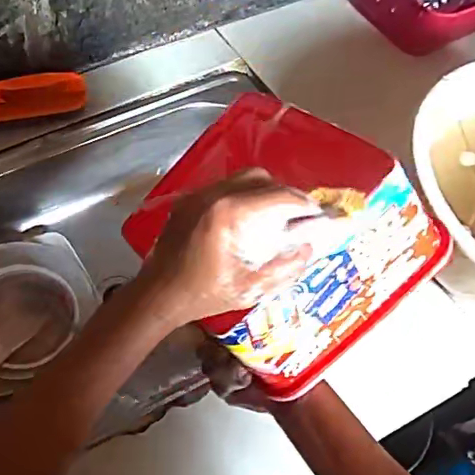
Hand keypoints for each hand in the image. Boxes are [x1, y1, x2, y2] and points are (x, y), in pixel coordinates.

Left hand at [137, 168, 336, 325]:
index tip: (317, 216)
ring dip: (262, 192)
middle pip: (261, 180)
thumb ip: (285, 268)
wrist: (156, 296)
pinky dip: (240, 196)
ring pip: (240, 179)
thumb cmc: (202, 295)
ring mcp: (195, 196)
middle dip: (285, 195)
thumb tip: (309, 248)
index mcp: (229, 214)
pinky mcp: (184, 202)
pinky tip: (245, 218)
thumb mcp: (250, 289)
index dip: (303, 204)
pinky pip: (221, 187)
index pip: (278, 196)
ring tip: (273, 216)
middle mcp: (211, 196)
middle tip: (297, 216)